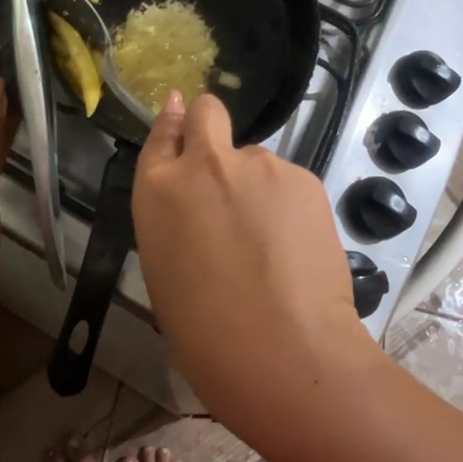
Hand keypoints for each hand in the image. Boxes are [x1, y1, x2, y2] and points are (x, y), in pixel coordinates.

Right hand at [132, 94, 462, 461]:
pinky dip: (290, 207)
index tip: (180, 112)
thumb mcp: (166, 269)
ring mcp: (258, 165)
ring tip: (271, 242)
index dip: (173, 121)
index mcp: (159, 189)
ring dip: (258, 186)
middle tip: (224, 160)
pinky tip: (296, 249)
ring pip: (257, 160)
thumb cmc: (206, 333)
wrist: (281, 349)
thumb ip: (177, 220)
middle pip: (208, 111)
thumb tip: (196, 210)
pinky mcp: (303, 177)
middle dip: (211, 122)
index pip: (162, 133)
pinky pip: (290, 184)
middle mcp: (205, 163)